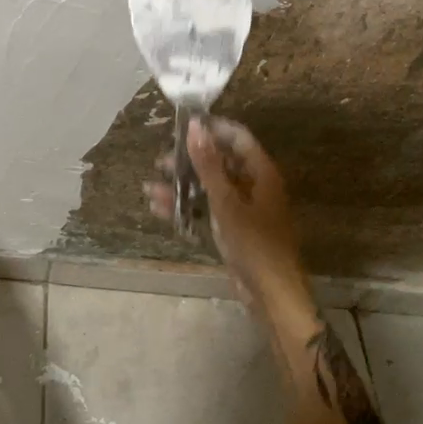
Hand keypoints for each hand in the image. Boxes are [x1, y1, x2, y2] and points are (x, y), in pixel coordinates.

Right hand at [146, 117, 307, 310]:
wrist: (272, 297)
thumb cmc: (254, 244)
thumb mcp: (226, 201)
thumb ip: (208, 163)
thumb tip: (194, 125)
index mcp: (261, 173)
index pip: (237, 137)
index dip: (211, 129)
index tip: (181, 128)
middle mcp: (253, 186)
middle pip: (219, 161)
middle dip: (188, 160)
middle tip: (160, 161)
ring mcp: (243, 208)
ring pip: (208, 187)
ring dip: (181, 186)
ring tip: (150, 187)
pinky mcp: (233, 229)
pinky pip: (207, 209)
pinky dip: (186, 207)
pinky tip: (159, 209)